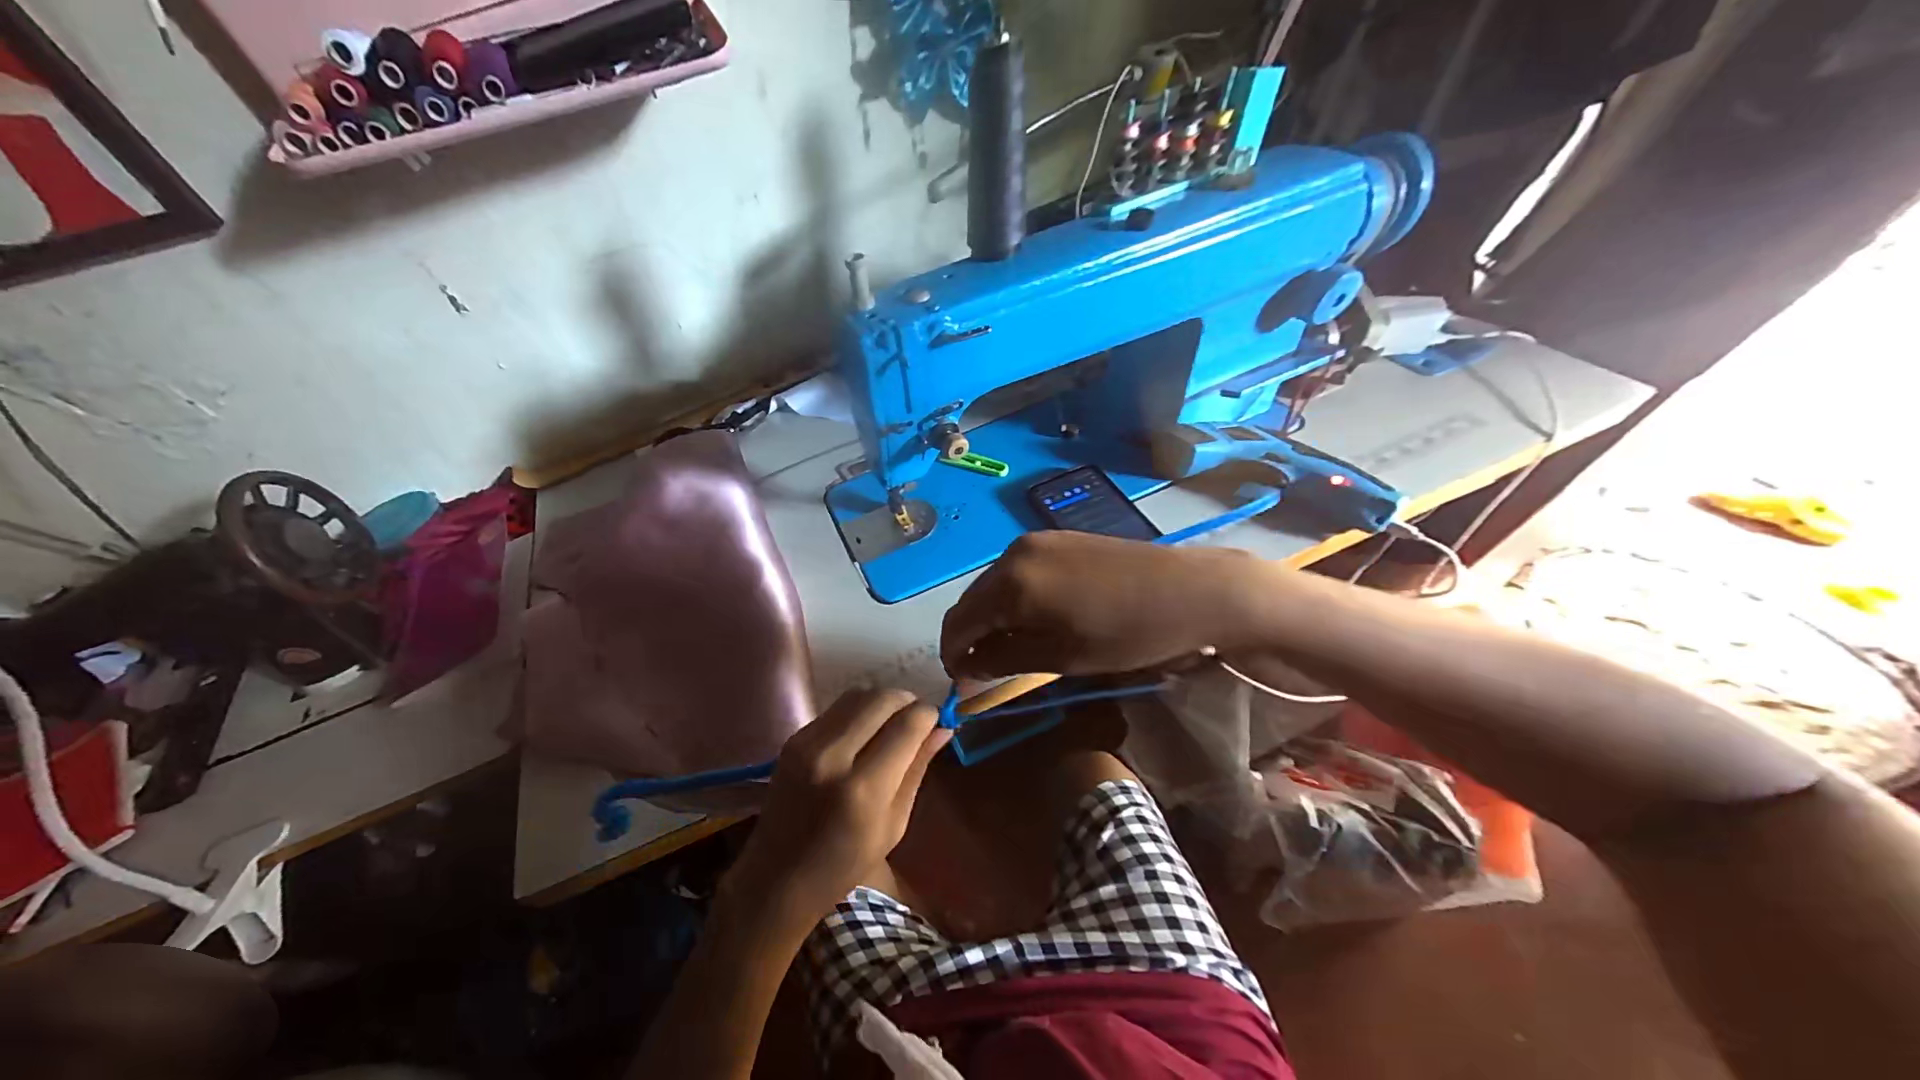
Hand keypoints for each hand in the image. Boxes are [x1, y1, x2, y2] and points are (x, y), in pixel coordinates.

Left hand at [724, 689, 950, 925]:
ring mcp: (807, 743)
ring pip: (859, 694)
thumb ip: (917, 769)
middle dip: (908, 702)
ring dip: (883, 702)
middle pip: (883, 698)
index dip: (930, 715)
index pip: (908, 724)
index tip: (938, 722)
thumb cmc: (845, 863)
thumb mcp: (894, 824)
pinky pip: (837, 708)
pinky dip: (858, 712)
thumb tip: (943, 728)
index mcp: (863, 788)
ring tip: (891, 725)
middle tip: (916, 721)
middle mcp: (833, 756)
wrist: (777, 877)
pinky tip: (863, 734)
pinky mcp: (793, 738)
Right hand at [941, 531, 1276, 678]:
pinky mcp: (1058, 537)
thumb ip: (1004, 659)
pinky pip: (1019, 571)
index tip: (962, 685)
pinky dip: (1015, 598)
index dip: (954, 656)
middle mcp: (1014, 553)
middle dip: (971, 636)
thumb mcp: (1061, 657)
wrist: (1189, 590)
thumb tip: (967, 666)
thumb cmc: (1126, 633)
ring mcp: (1037, 540)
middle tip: (985, 671)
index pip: (958, 623)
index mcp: (1010, 584)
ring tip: (1013, 647)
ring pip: (994, 585)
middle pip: (972, 600)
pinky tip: (1037, 616)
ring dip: (993, 617)